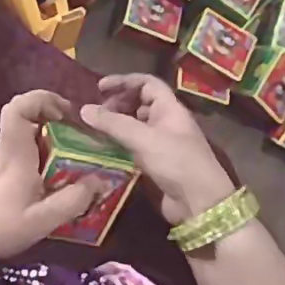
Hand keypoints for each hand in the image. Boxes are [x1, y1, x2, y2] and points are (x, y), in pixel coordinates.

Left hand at [0, 91, 100, 263]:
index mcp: (14, 151)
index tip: (66, 115)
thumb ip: (75, 199)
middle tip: (80, 143)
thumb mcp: (43, 219)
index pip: (20, 105)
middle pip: (27, 120)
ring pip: (23, 139)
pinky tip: (49, 184)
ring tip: (71, 167)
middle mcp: (2, 149)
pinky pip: (17, 155)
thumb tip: (100, 181)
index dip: (44, 100)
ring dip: (48, 145)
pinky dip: (36, 160)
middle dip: (56, 125)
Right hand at [80, 74, 236, 225]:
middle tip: (97, 112)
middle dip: (118, 103)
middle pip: (140, 102)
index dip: (123, 81)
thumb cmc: (176, 162)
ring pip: (136, 124)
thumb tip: (84, 109)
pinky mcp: (156, 161)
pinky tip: (106, 147)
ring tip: (96, 128)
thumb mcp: (144, 139)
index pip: (146, 83)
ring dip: (117, 123)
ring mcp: (162, 141)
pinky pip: (135, 144)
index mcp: (170, 108)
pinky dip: (120, 142)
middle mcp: (166, 121)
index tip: (99, 87)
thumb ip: (113, 124)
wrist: (200, 202)